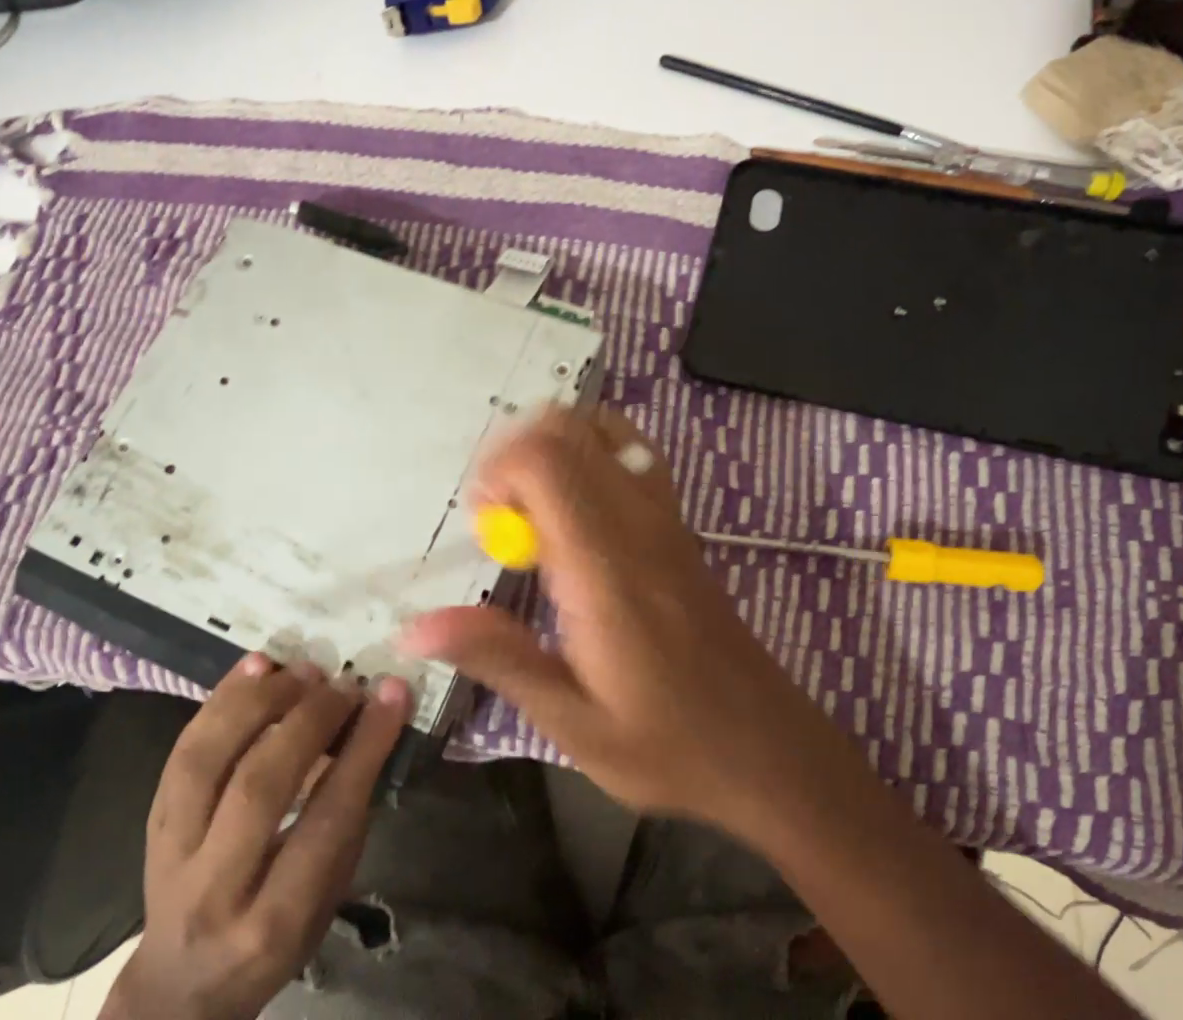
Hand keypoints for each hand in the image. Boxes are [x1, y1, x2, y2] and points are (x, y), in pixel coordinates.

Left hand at [102, 655, 409, 1019]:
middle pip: (259, 786)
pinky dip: (220, 700)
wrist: (182, 982)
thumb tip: (365, 730)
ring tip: (301, 670)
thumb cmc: (275, 941)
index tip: (390, 697)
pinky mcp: (149, 820)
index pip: (325, 821)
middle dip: (310, 721)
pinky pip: (182, 749)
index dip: (362, 750)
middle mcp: (215, 887)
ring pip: (207, 759)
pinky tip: (255, 666)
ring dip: (259, 701)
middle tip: (346, 684)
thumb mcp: (325, 902)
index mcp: (275, 920)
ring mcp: (170, 852)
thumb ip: (342, 824)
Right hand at [404, 407, 841, 831]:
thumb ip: (499, 659)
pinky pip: (632, 459)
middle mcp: (640, 526)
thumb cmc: (667, 747)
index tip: (483, 529)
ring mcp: (667, 522)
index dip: (498, 473)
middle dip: (516, 456)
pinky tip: (573, 521)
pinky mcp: (680, 532)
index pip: (547, 462)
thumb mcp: (573, 723)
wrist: (768, 753)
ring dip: (553, 451)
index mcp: (606, 568)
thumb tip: (415, 625)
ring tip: (531, 514)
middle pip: (571, 430)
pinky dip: (589, 461)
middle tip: (499, 523)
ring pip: (606, 432)